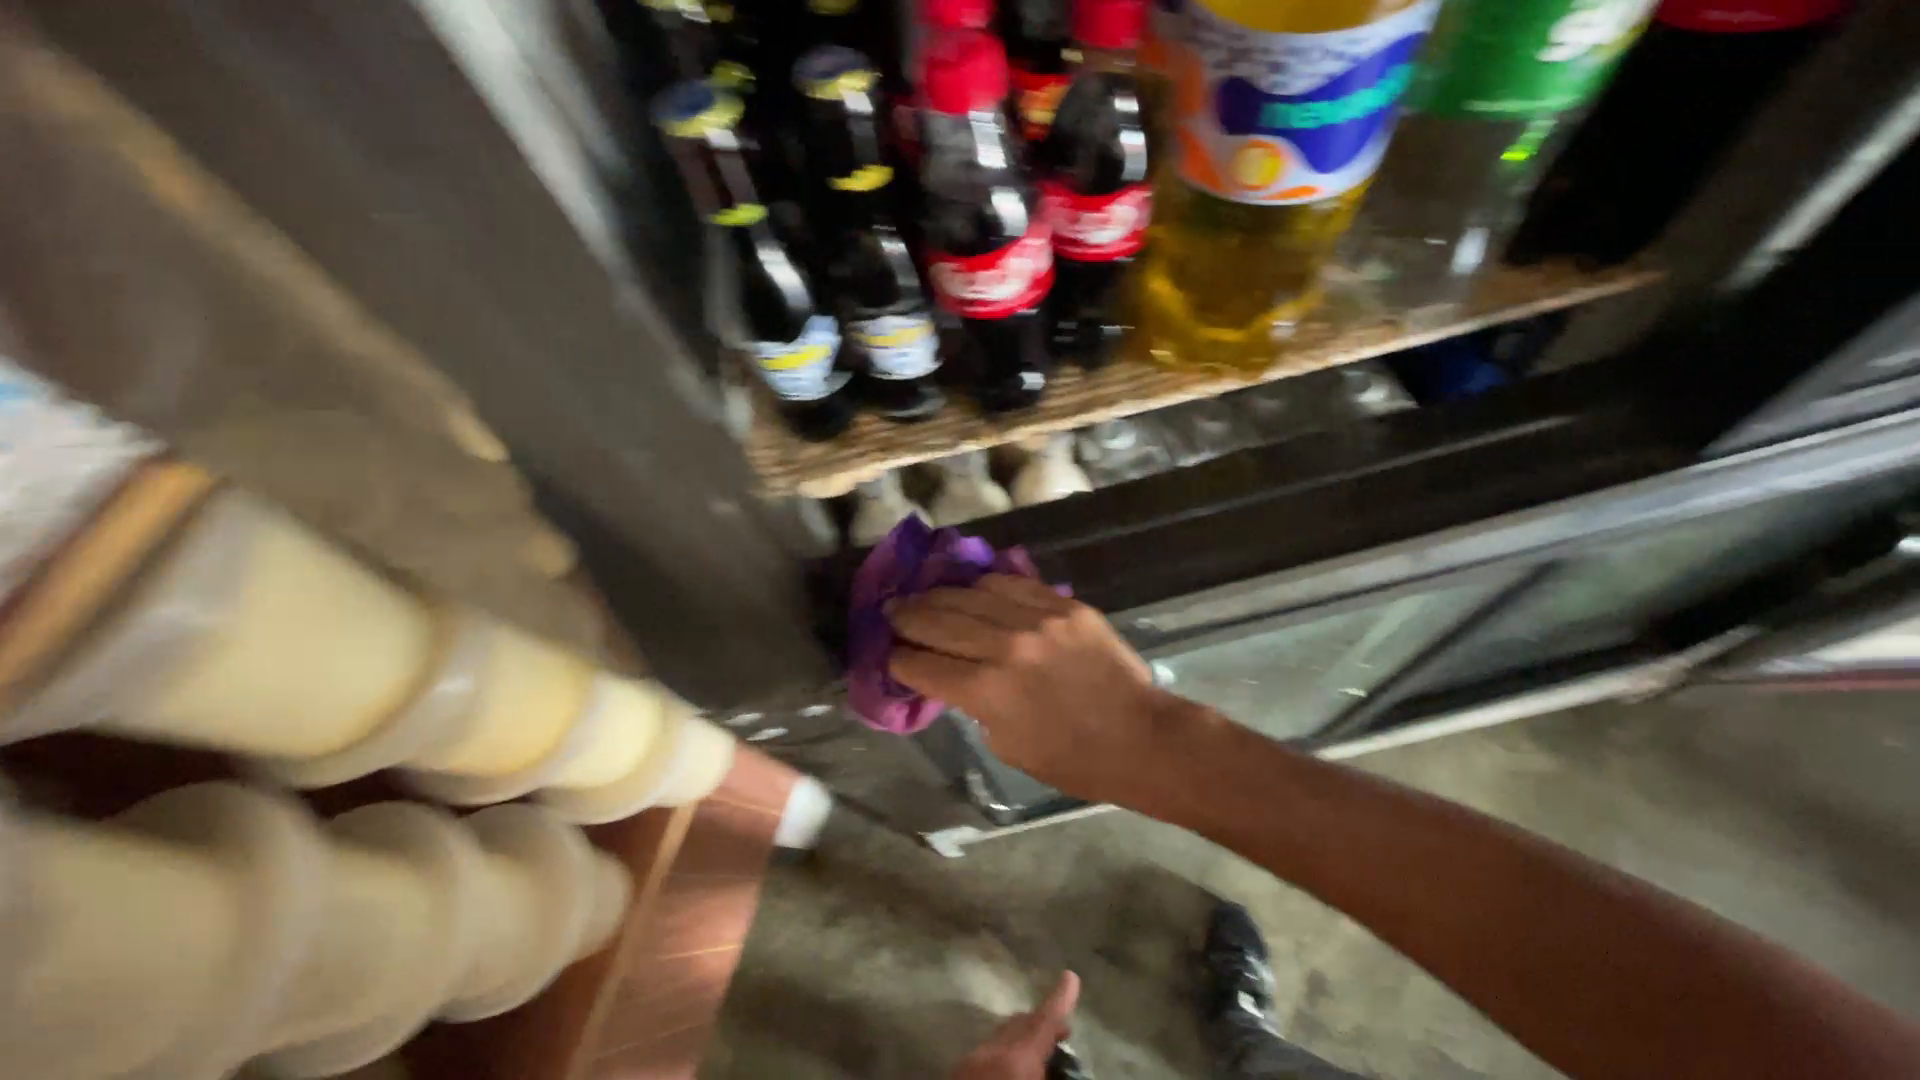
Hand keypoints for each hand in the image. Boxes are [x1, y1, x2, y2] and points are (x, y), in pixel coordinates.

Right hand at [888, 575, 1175, 802]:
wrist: (1138, 737)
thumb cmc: (1069, 758)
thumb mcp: (1005, 744)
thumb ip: (973, 705)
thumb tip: (952, 677)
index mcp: (986, 691)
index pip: (922, 665)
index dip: (898, 661)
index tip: (890, 656)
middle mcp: (1005, 647)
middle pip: (937, 620)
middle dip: (907, 619)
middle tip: (892, 615)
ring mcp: (1037, 620)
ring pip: (970, 593)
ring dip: (939, 596)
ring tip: (925, 597)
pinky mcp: (1064, 605)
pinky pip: (1012, 583)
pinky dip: (985, 585)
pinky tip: (973, 590)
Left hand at [951, 971, 1080, 1079]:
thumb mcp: (1034, 1075)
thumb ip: (1052, 1072)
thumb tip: (1057, 1062)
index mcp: (1015, 1060)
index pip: (1044, 1019)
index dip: (1061, 998)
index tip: (1070, 975)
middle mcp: (989, 1052)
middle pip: (1021, 1023)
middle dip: (1042, 1023)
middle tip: (1063, 1035)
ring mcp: (968, 1061)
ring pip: (1001, 1037)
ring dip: (1023, 1040)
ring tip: (1040, 1058)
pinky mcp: (956, 1071)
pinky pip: (987, 1053)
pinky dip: (1004, 1054)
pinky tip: (1011, 1071)